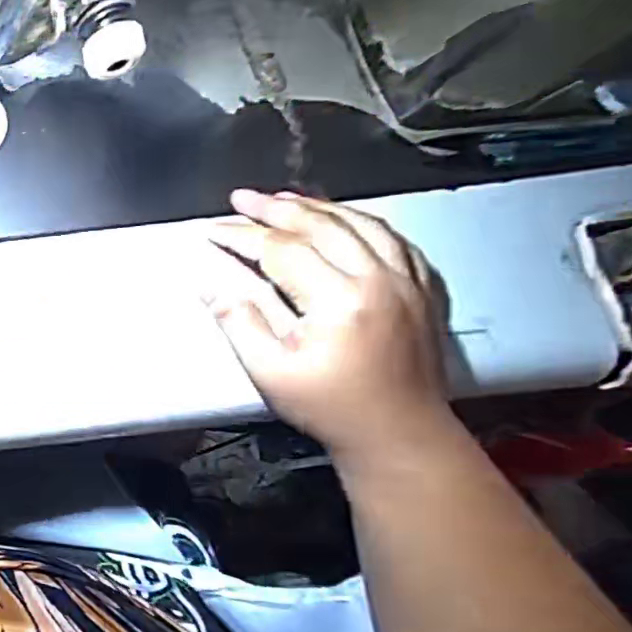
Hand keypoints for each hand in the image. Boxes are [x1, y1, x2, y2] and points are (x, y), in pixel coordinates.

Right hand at [197, 190, 454, 459]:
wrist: (398, 433)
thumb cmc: (331, 408)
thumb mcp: (270, 372)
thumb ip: (239, 323)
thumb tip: (210, 287)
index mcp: (339, 300)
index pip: (281, 250)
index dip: (242, 236)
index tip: (214, 231)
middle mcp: (378, 279)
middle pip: (321, 225)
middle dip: (276, 208)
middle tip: (243, 198)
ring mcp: (406, 281)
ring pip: (360, 223)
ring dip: (318, 206)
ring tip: (285, 199)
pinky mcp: (421, 290)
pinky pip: (393, 239)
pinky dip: (361, 222)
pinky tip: (343, 220)